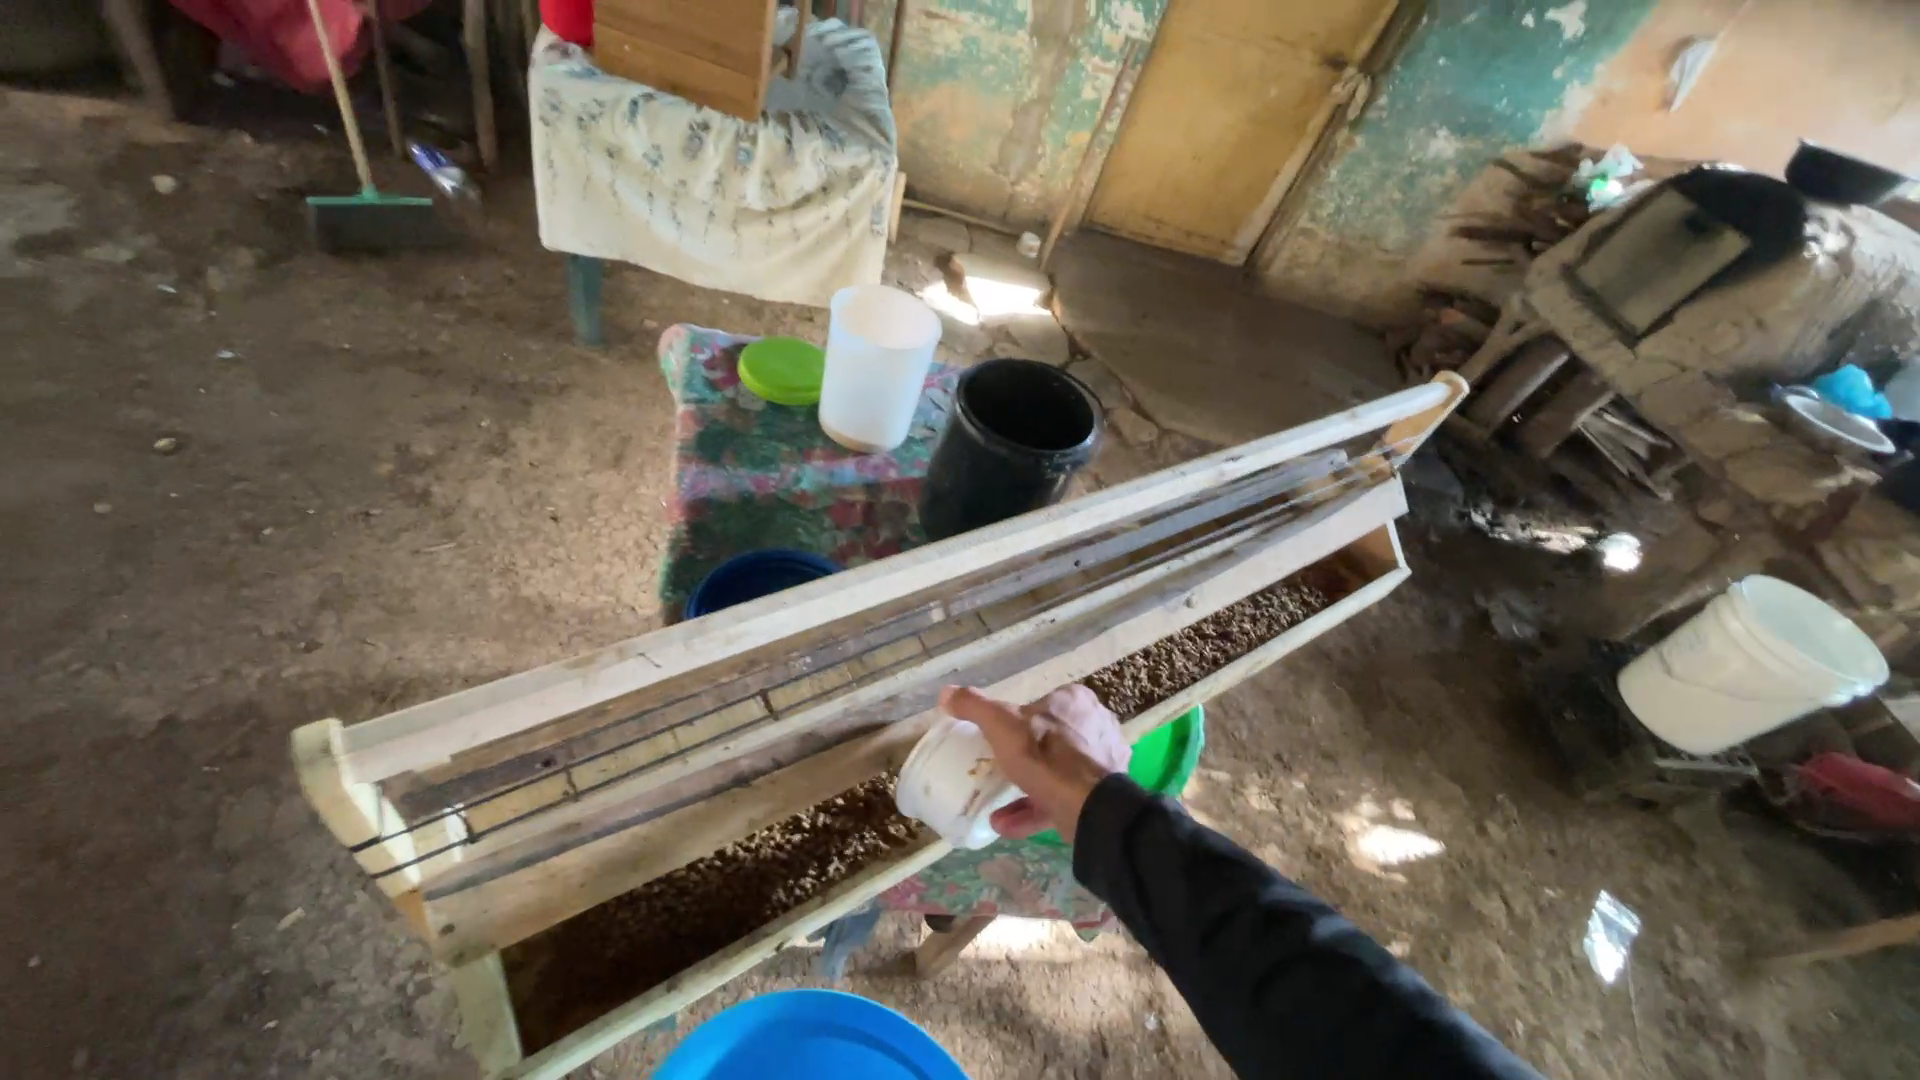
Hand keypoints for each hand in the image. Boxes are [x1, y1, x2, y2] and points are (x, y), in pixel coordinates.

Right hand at [939, 684, 1129, 843]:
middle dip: (1024, 758)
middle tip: (999, 771)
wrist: (1088, 806)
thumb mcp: (1001, 725)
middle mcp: (1095, 726)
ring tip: (995, 808)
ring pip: (1057, 772)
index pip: (1044, 703)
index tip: (1000, 737)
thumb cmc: (1044, 755)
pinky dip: (1035, 810)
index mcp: (1075, 701)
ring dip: (1025, 790)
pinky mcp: (1103, 794)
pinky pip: (1063, 798)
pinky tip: (1005, 824)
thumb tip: (946, 692)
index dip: (1020, 720)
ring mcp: (1102, 762)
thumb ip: (975, 706)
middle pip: (1051, 739)